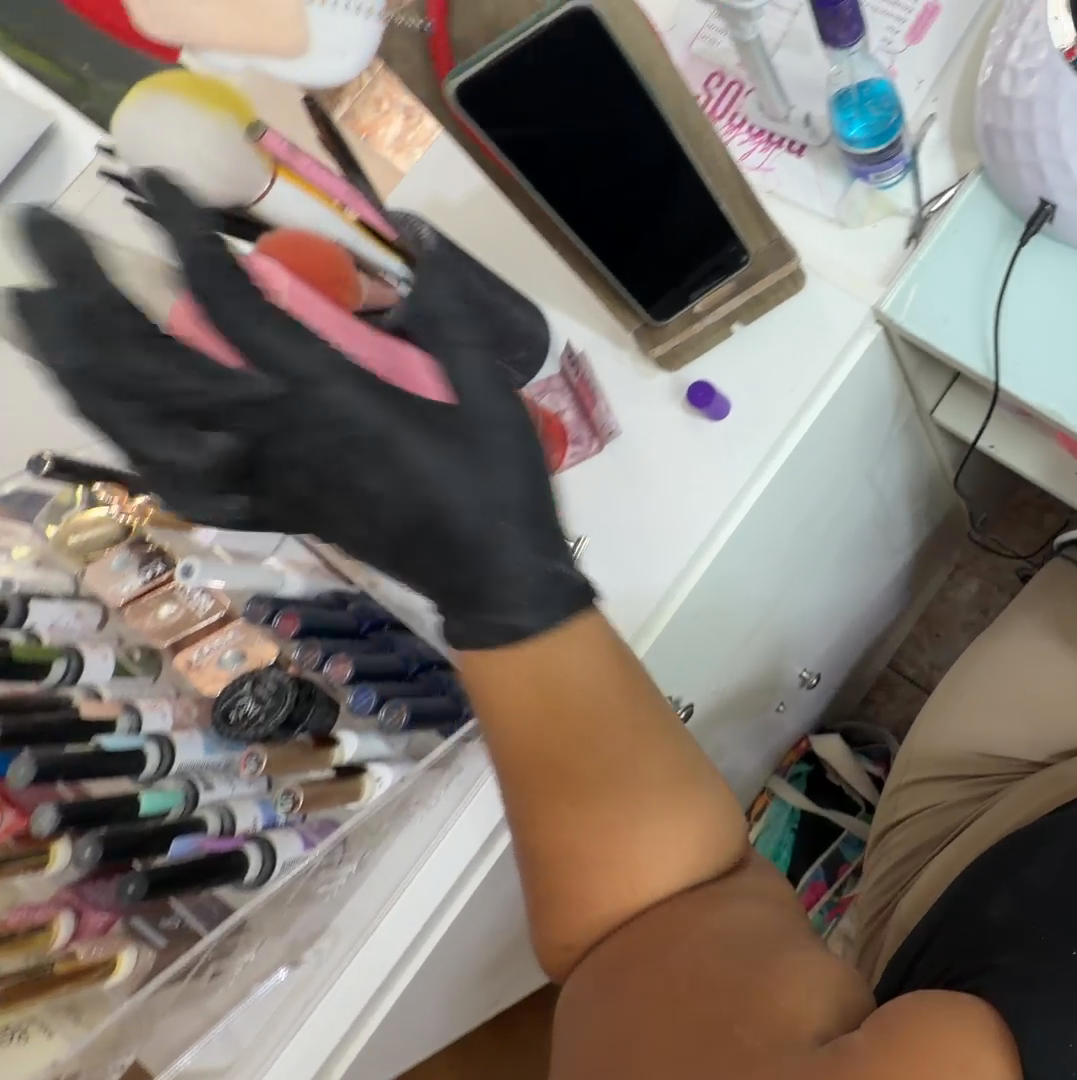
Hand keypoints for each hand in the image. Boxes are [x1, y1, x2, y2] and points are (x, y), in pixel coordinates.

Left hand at [9, 174, 594, 648]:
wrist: (493, 575)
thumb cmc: (498, 485)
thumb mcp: (491, 398)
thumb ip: (453, 319)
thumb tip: (424, 239)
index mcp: (331, 398)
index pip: (232, 305)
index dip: (184, 239)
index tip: (157, 187)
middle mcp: (273, 434)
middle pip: (143, 358)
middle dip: (79, 288)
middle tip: (43, 231)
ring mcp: (261, 478)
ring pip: (133, 418)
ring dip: (70, 360)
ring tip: (39, 310)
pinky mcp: (270, 511)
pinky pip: (171, 480)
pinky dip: (126, 445)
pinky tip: (109, 418)